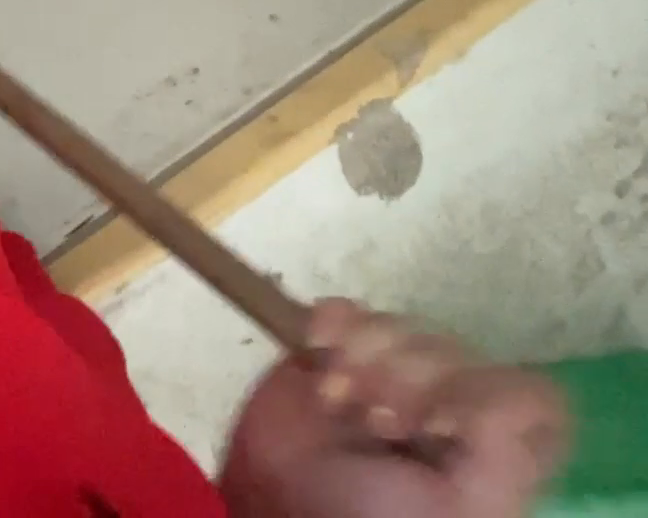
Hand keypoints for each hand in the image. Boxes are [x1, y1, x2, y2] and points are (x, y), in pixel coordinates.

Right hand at [220, 299, 566, 517]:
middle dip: (405, 380)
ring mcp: (383, 368)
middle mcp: (447, 398)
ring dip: (361, 355)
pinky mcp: (327, 349)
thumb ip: (502, 461)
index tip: (438, 427)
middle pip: (450, 349)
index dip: (482, 395)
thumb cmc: (381, 516)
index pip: (523, 388)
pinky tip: (314, 351)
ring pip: (394, 324)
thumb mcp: (464, 508)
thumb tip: (492, 408)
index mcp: (496, 440)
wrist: (284, 502)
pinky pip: (338, 310)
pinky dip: (326, 322)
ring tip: (336, 400)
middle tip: (374, 424)